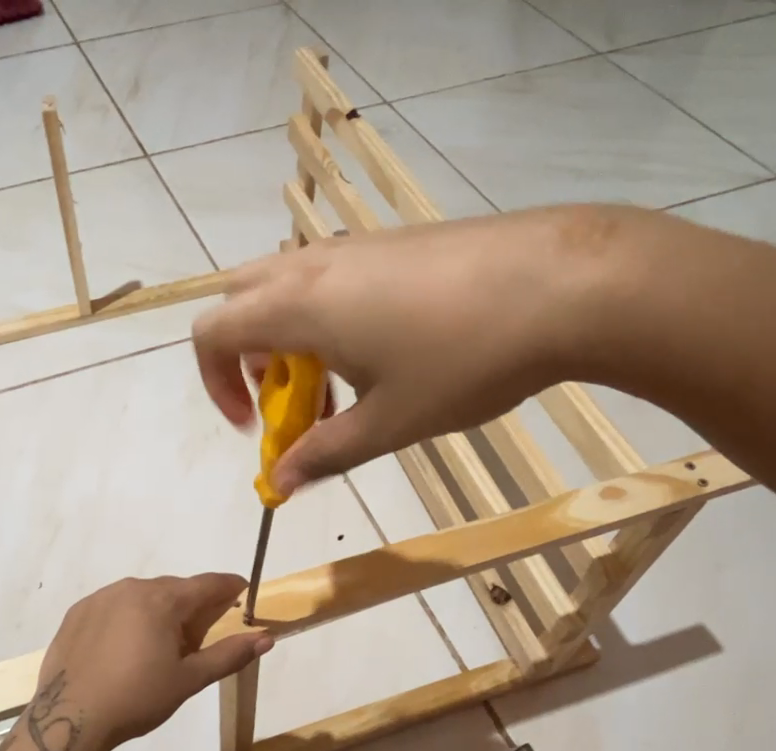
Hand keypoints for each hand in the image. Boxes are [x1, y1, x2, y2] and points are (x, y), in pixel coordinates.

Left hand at [40, 574, 271, 746]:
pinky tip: (124, 650)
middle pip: (173, 589)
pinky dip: (127, 620)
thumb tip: (266, 638)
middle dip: (192, 607)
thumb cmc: (137, 699)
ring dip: (157, 612)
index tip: (244, 593)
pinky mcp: (75, 614)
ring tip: (159, 649)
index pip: (207, 584)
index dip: (229, 587)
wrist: (69, 719)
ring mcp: (98, 598)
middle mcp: (130, 588)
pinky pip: (112, 607)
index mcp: (162, 600)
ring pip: (141, 597)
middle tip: (198, 639)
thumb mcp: (189, 680)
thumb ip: (229, 655)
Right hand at [191, 206, 633, 496]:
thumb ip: (324, 452)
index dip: (216, 385)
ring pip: (289, 288)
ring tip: (345, 385)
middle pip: (242, 301)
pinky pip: (332, 278)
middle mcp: (313, 265)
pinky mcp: (395, 241)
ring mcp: (356, 246)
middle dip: (248, 358)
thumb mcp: (388, 423)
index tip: (257, 427)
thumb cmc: (462, 361)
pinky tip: (389, 352)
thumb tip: (280, 484)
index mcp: (297, 306)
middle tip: (291, 400)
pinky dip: (328, 317)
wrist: (563, 282)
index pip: (212, 333)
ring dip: (291, 340)